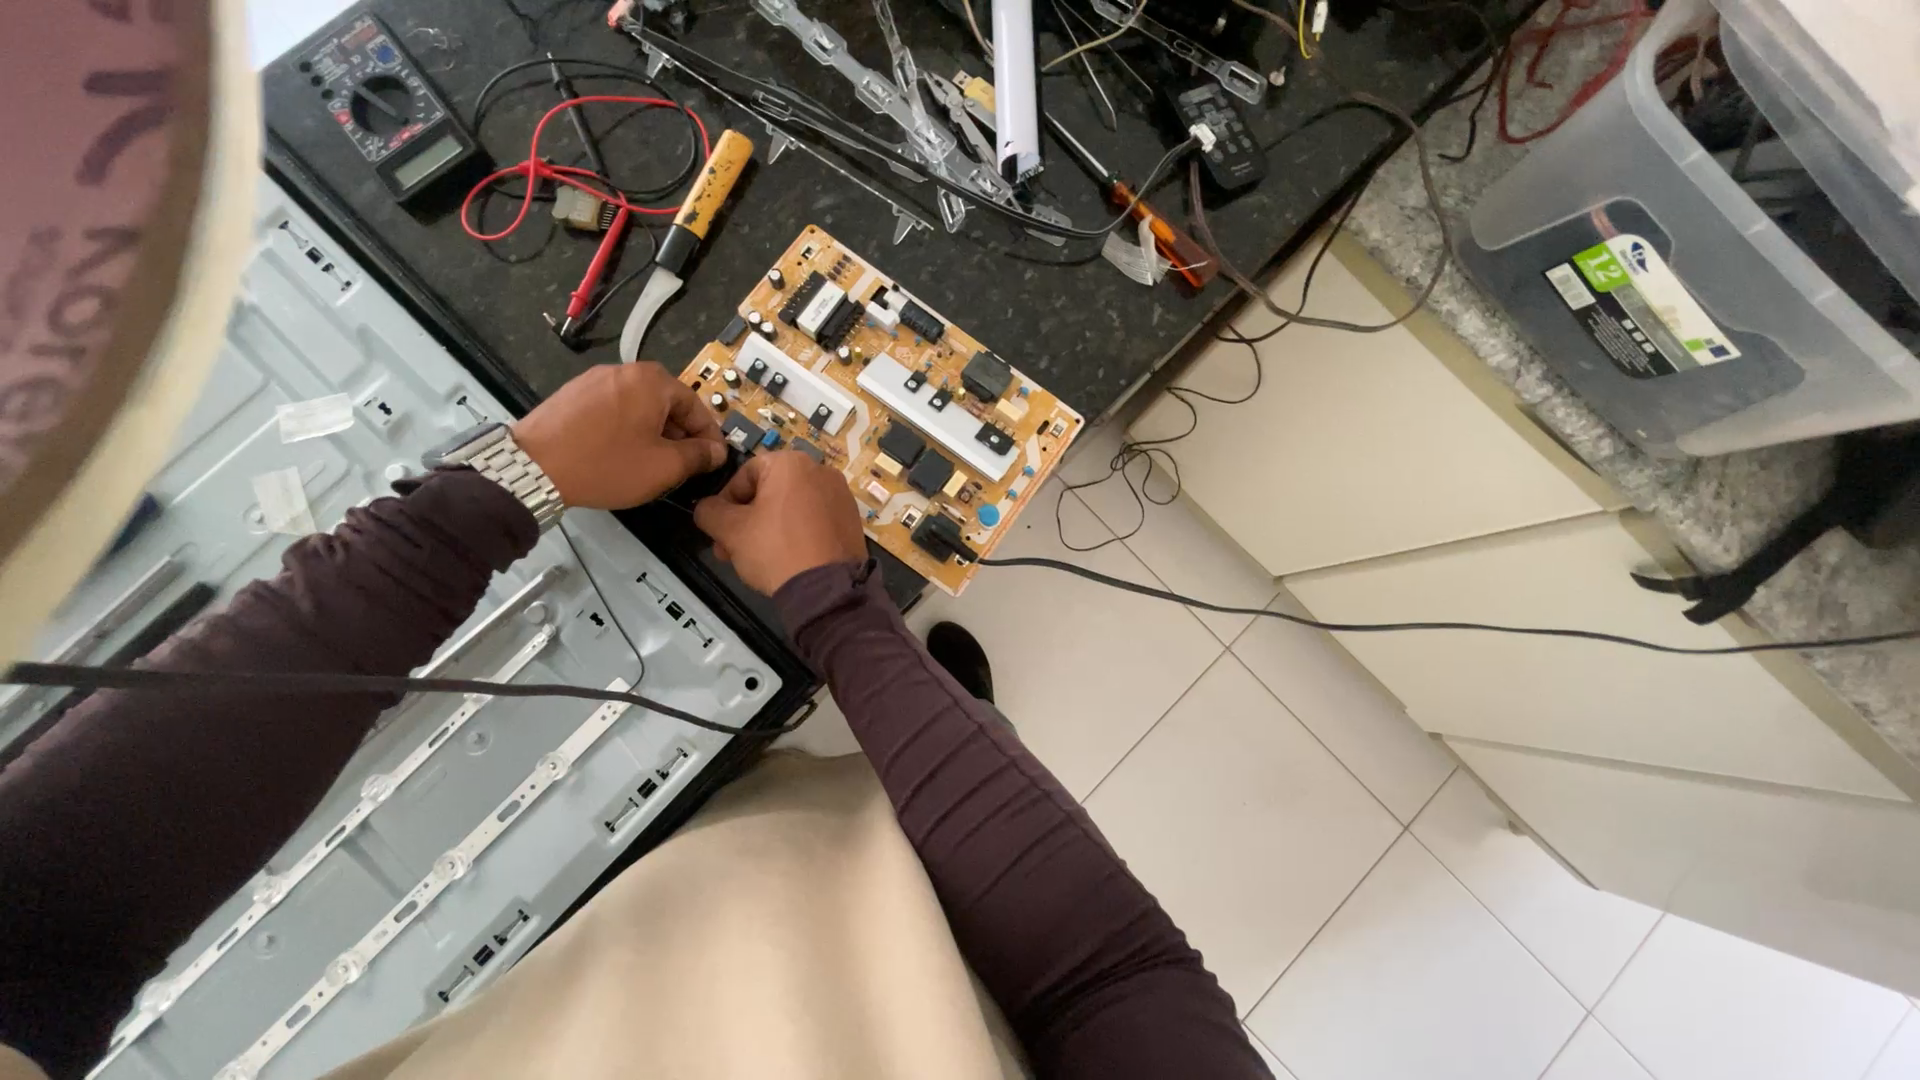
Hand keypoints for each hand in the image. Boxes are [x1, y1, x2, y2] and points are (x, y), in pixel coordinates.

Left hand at [513, 361, 726, 509]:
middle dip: (680, 433)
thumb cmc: (608, 464)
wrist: (533, 466)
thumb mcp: (664, 467)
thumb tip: (717, 451)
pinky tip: (620, 453)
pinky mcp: (573, 393)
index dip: (710, 436)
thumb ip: (699, 456)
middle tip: (683, 464)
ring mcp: (595, 379)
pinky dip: (626, 427)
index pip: (697, 406)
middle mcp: (626, 370)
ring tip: (651, 461)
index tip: (714, 459)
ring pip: (640, 405)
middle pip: (667, 403)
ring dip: (653, 431)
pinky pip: (614, 408)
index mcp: (653, 381)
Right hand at [692, 450, 866, 594]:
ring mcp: (840, 495)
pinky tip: (786, 559)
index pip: (745, 474)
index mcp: (791, 463)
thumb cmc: (775, 550)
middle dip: (744, 521)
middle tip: (729, 550)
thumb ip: (710, 512)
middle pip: (769, 492)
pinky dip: (795, 534)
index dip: (725, 502)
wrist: (828, 590)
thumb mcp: (730, 531)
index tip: (717, 529)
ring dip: (766, 529)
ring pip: (790, 508)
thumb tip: (706, 508)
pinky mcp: (851, 520)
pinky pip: (813, 520)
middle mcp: (820, 470)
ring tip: (754, 560)